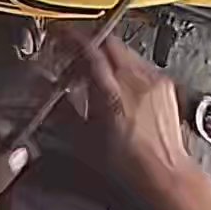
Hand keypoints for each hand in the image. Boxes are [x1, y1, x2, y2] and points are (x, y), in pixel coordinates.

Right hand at [59, 30, 201, 199]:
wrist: (164, 173)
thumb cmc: (128, 163)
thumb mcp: (84, 137)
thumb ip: (63, 108)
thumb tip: (45, 90)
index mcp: (113, 93)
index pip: (91, 50)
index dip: (71, 38)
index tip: (60, 35)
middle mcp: (137, 81)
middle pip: (109, 43)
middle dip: (88, 41)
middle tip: (73, 49)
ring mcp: (154, 80)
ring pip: (124, 50)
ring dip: (105, 53)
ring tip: (93, 69)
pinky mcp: (165, 84)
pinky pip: (139, 62)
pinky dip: (123, 64)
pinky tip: (116, 81)